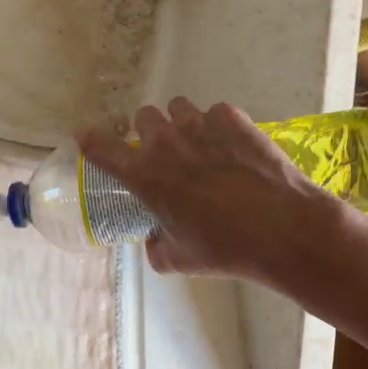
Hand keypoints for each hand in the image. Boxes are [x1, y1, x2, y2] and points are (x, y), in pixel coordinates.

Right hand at [79, 98, 346, 283]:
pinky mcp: (230, 116)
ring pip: (179, 109)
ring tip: (203, 147)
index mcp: (145, 175)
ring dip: (184, 125)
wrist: (282, 229)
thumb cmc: (226, 249)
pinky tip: (236, 150)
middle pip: (144, 117)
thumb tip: (155, 240)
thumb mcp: (181, 260)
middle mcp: (165, 142)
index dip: (90, 139)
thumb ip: (158, 247)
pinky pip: (216, 113)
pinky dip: (221, 127)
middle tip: (169, 155)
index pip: (102, 148)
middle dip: (152, 133)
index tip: (85, 134)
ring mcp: (198, 124)